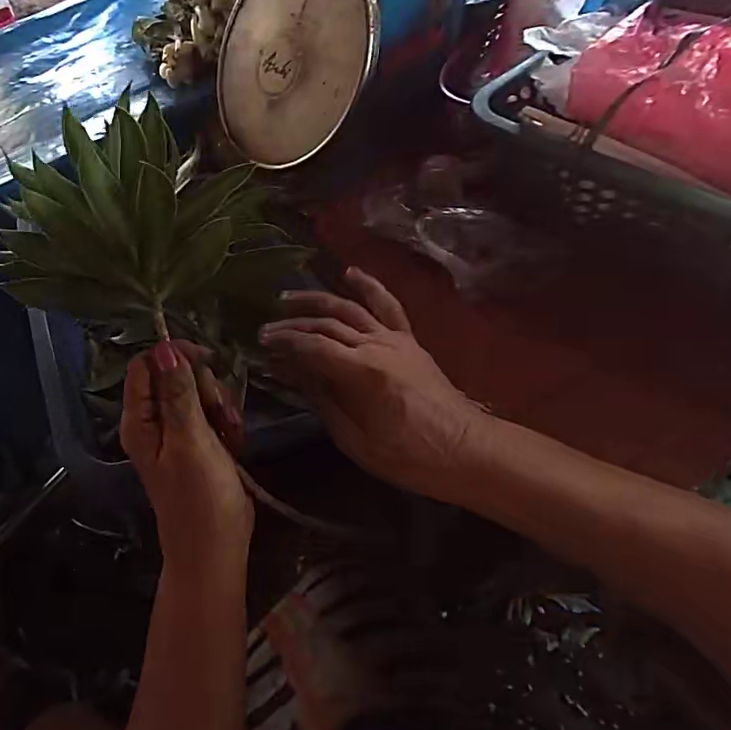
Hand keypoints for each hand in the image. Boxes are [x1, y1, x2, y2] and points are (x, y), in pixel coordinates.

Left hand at [120, 341, 251, 576]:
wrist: (216, 550)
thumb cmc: (200, 498)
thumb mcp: (190, 441)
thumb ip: (178, 394)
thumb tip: (164, 348)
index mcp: (138, 420)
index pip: (145, 365)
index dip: (173, 356)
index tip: (206, 360)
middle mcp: (151, 422)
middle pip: (174, 375)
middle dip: (204, 385)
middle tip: (220, 412)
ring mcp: (174, 432)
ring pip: (196, 393)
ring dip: (219, 405)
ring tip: (231, 434)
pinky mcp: (196, 442)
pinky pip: (208, 413)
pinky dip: (224, 422)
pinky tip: (235, 442)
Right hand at [260, 267, 488, 494]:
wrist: (469, 453)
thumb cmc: (409, 456)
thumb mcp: (354, 439)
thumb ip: (322, 400)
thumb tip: (294, 374)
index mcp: (361, 372)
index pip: (311, 346)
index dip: (284, 342)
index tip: (261, 342)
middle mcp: (376, 346)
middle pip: (325, 325)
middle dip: (291, 325)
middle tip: (265, 330)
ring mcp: (394, 340)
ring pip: (348, 309)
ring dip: (315, 300)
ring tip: (287, 299)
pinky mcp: (409, 341)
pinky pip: (387, 306)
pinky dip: (369, 286)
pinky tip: (350, 273)